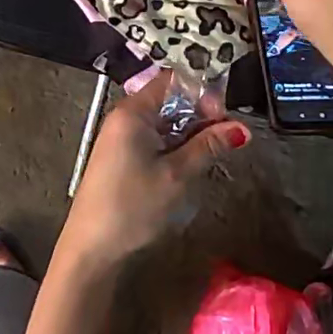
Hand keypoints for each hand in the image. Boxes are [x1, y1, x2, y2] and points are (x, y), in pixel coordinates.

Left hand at [64, 72, 249, 261]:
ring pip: (165, 123)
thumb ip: (210, 145)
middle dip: (200, 116)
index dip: (203, 94)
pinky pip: (155, 141)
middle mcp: (125, 118)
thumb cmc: (134, 207)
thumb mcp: (178, 175)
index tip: (222, 119)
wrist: (91, 252)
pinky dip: (175, 149)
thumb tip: (241, 128)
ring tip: (208, 158)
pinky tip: (187, 169)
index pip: (174, 81)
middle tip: (222, 142)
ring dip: (190, 135)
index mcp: (134, 112)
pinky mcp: (122, 160)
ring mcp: (121, 140)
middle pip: (170, 100)